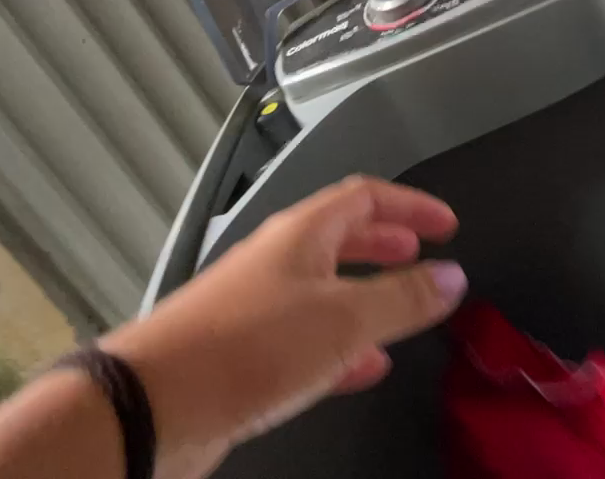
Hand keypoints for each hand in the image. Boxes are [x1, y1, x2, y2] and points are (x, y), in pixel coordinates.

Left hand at [102, 176, 465, 476]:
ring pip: (326, 287)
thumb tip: (453, 276)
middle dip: (387, 241)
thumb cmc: (249, 347)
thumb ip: (403, 298)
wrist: (150, 408)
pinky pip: (305, 335)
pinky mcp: (243, 351)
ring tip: (401, 310)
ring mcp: (258, 304)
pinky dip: (341, 343)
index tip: (445, 223)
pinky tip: (361, 367)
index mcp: (303, 233)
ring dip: (367, 293)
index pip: (366, 196)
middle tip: (420, 252)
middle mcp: (279, 259)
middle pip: (343, 235)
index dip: (411, 204)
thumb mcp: (342, 319)